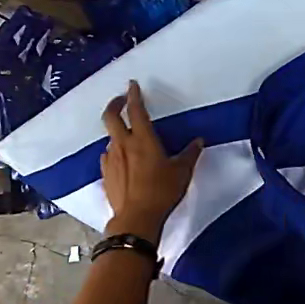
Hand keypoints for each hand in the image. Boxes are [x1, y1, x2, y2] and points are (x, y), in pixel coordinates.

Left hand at [100, 81, 203, 240]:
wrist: (136, 219)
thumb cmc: (162, 191)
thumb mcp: (182, 172)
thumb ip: (190, 153)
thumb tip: (199, 141)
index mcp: (142, 139)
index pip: (135, 110)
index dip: (133, 94)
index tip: (132, 84)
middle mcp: (123, 144)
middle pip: (110, 117)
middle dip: (114, 104)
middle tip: (121, 100)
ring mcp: (111, 159)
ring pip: (110, 138)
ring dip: (116, 132)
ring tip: (127, 136)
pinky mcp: (105, 174)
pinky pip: (108, 156)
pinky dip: (114, 152)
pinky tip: (122, 160)